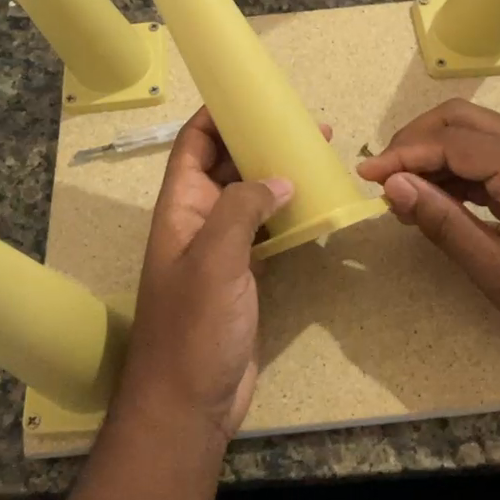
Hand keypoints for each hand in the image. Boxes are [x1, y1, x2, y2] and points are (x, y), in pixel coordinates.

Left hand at [113, 107, 297, 438]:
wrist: (190, 405)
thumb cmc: (193, 327)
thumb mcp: (214, 258)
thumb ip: (243, 209)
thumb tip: (280, 177)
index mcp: (180, 209)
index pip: (193, 146)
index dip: (215, 116)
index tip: (250, 94)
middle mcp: (198, 223)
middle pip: (226, 167)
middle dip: (258, 142)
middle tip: (304, 126)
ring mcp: (222, 252)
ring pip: (251, 199)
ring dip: (279, 177)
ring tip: (319, 157)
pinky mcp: (245, 278)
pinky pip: (267, 233)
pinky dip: (289, 216)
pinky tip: (317, 207)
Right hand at [356, 99, 499, 364]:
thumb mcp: (495, 270)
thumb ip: (442, 222)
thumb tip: (392, 185)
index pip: (453, 142)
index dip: (404, 155)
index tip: (366, 176)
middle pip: (462, 119)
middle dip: (415, 140)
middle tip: (383, 176)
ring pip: (474, 129)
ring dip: (433, 150)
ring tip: (403, 190)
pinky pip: (489, 151)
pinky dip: (455, 164)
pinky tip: (434, 193)